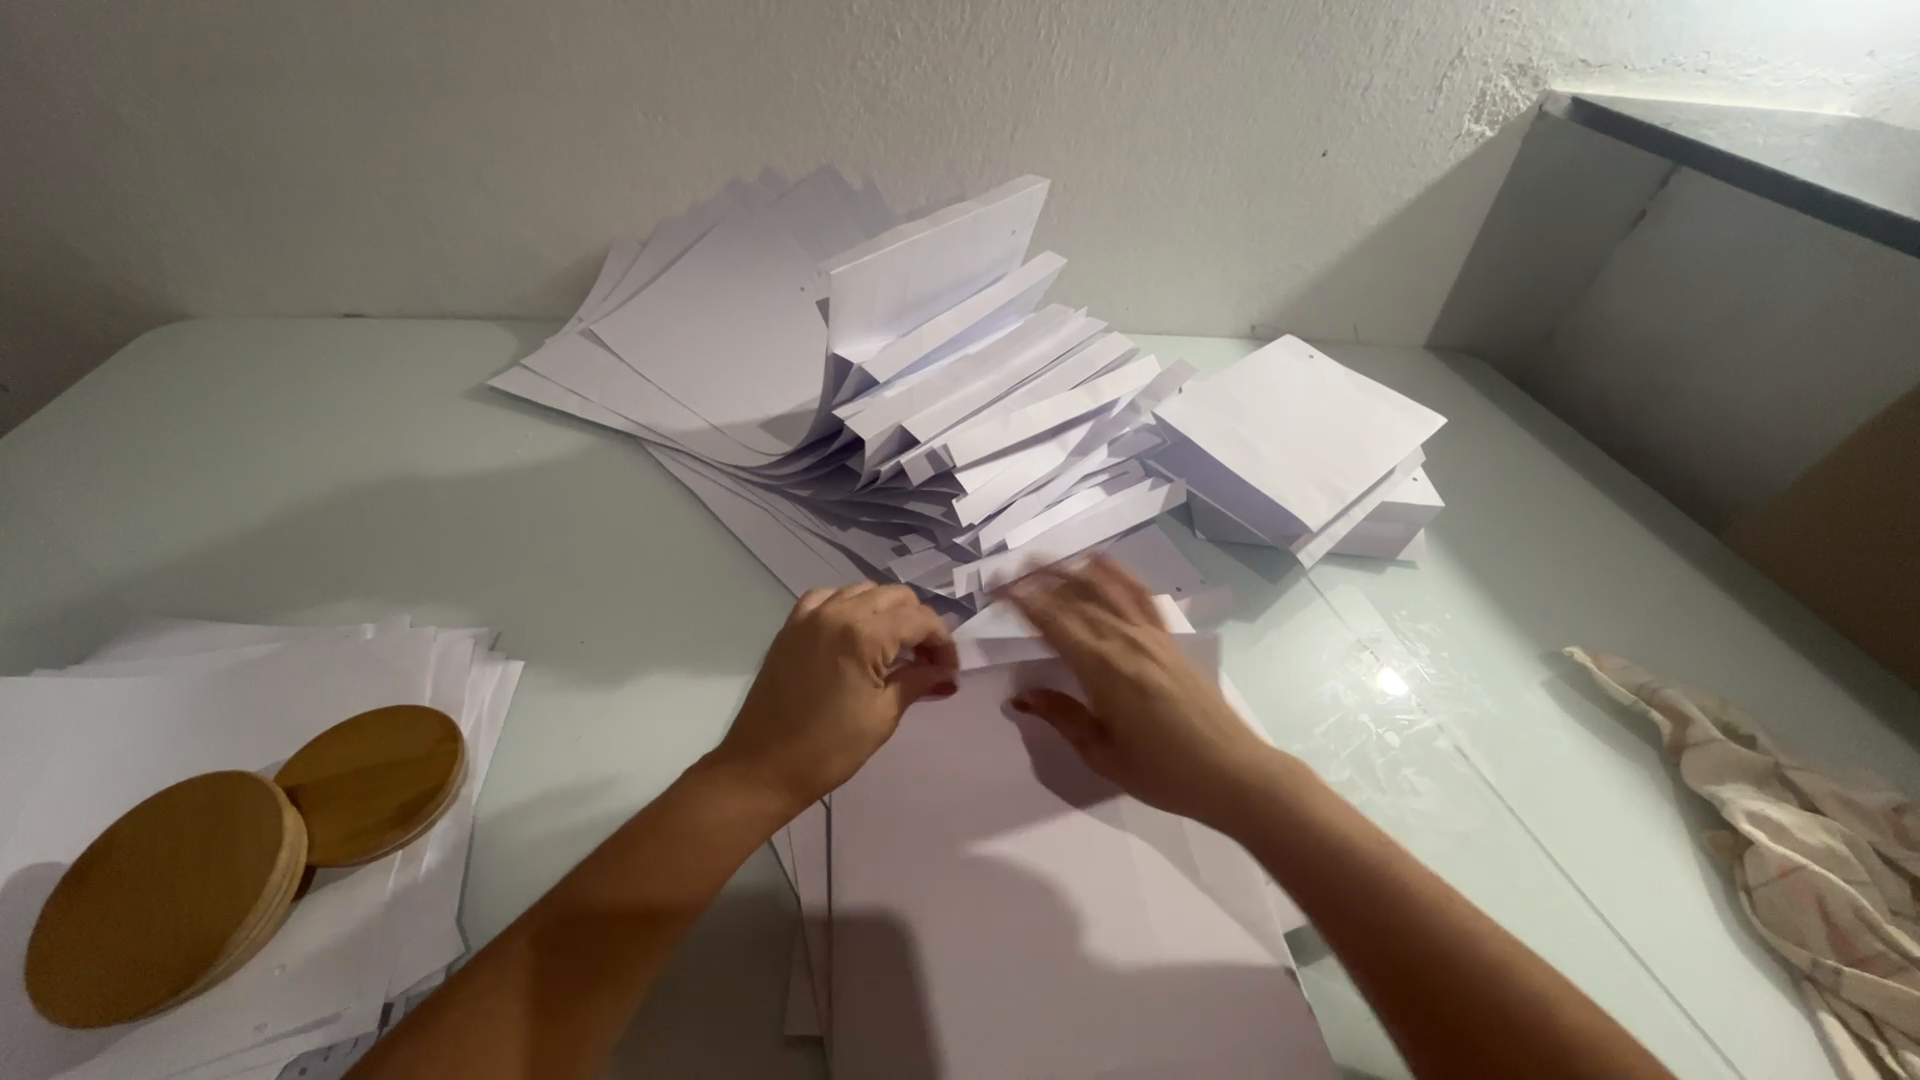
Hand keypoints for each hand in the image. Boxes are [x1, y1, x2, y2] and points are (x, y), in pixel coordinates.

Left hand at [708, 583, 957, 813]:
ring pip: (863, 591)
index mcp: (863, 634)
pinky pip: (828, 598)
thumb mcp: (883, 715)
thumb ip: (917, 681)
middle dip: (918, 624)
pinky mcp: (791, 627)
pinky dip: (849, 607)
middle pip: (895, 597)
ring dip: (887, 612)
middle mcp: (837, 612)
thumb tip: (945, 673)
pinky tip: (855, 633)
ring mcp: (810, 616)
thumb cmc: (829, 749)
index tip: (948, 672)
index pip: (920, 620)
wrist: (763, 767)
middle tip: (926, 662)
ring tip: (894, 649)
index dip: (943, 643)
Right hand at [1005, 556, 1276, 828]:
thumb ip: (1062, 717)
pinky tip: (1102, 564)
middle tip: (1010, 571)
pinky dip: (1117, 575)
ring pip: (1106, 588)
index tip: (997, 588)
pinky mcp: (1171, 640)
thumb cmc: (1163, 773)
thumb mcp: (1102, 754)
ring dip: (1072, 570)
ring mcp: (1151, 635)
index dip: (1022, 601)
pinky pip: (1139, 596)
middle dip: (1040, 580)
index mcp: (1102, 668)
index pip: (1052, 621)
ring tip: (1047, 560)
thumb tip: (1022, 695)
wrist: (1232, 772)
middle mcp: (1125, 640)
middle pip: (1075, 597)